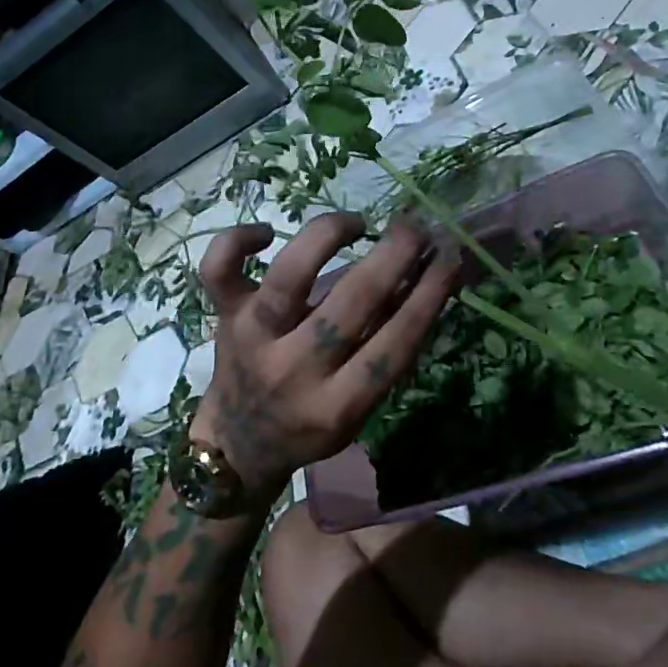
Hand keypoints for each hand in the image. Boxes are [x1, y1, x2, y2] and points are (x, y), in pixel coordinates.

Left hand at [189, 212, 463, 504]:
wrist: (238, 444)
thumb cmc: (311, 422)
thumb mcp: (359, 404)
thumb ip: (387, 345)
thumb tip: (421, 277)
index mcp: (336, 405)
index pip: (394, 344)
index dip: (428, 295)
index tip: (450, 255)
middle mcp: (293, 370)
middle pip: (350, 303)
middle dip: (392, 256)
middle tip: (415, 227)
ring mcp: (253, 338)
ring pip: (288, 276)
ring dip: (328, 237)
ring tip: (357, 222)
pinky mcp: (224, 316)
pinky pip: (217, 270)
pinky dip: (236, 240)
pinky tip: (266, 231)